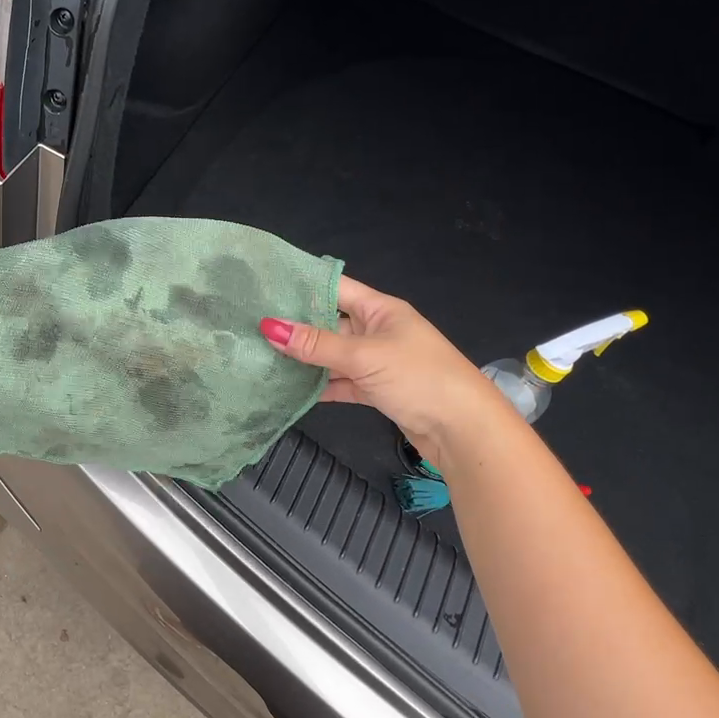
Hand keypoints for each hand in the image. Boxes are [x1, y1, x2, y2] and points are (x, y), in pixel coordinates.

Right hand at [259, 277, 507, 468]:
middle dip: (295, 325)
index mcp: (380, 309)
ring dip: (305, 358)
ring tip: (262, 355)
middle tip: (251, 323)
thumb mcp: (363, 356)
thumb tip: (268, 327)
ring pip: (333, 354)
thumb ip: (315, 344)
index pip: (333, 287)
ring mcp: (378, 361)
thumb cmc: (419, 378)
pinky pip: (341, 381)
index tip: (262, 285)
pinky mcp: (378, 390)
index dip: (300, 285)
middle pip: (329, 322)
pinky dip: (320, 385)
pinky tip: (290, 388)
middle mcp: (378, 330)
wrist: (466, 432)